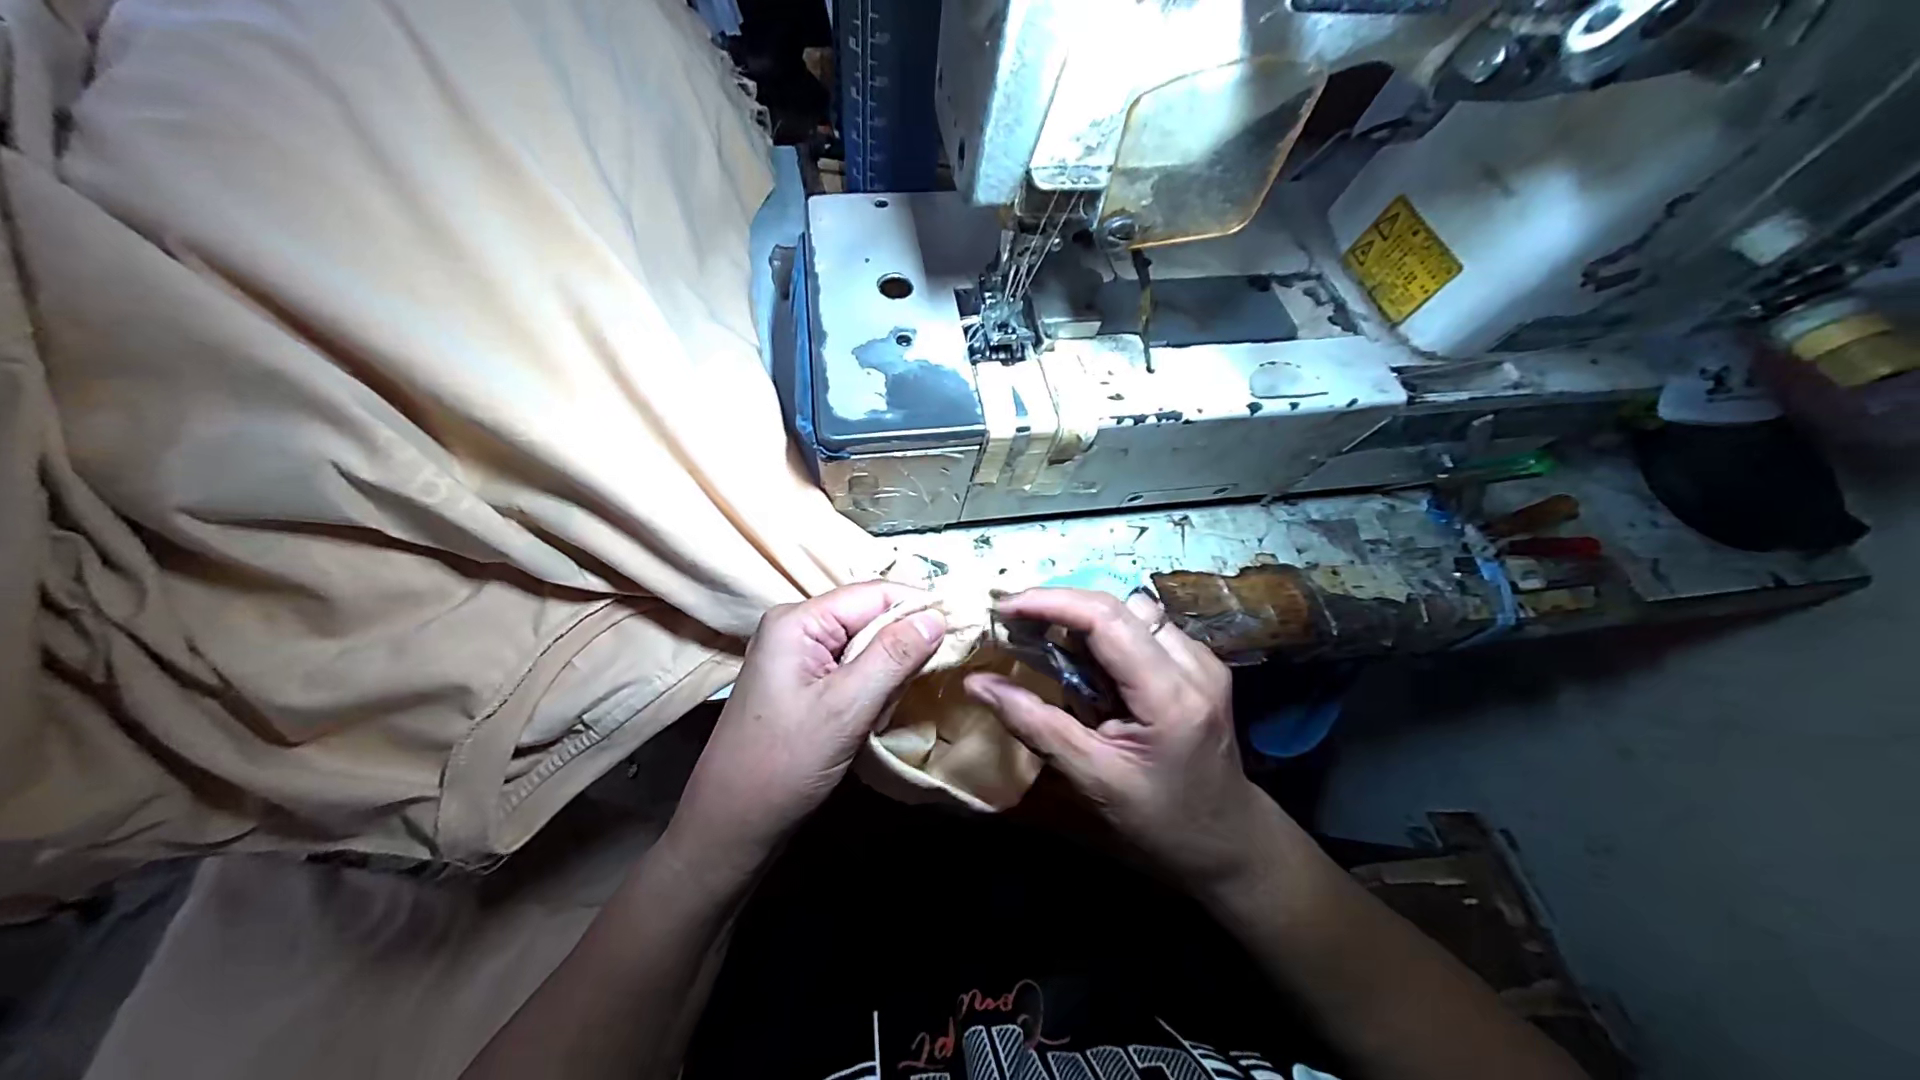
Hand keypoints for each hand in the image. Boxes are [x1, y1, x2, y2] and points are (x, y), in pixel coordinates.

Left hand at [666, 582, 945, 875]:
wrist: (733, 824)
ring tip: (902, 697)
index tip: (964, 625)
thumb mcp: (846, 707)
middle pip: (871, 614)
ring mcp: (799, 654)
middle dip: (906, 640)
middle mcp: (797, 626)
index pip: (875, 593)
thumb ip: (894, 656)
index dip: (920, 605)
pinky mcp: (805, 680)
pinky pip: (853, 665)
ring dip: (891, 666)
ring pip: (866, 641)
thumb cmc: (785, 764)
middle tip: (940, 667)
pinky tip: (880, 708)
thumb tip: (938, 615)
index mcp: (798, 620)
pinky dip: (875, 682)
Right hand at [963, 587, 1280, 889]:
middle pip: (1120, 604)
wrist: (1226, 840)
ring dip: (1084, 618)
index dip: (1051, 602)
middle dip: (1061, 604)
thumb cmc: (1159, 821)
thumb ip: (1034, 725)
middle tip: (1015, 621)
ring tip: (1044, 639)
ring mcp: (1202, 660)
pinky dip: (1105, 633)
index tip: (1004, 607)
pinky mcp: (1199, 663)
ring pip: (1133, 610)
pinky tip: (1084, 660)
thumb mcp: (1092, 778)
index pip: (1107, 620)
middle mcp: (1194, 664)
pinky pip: (1144, 627)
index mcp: (1171, 696)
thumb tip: (977, 683)